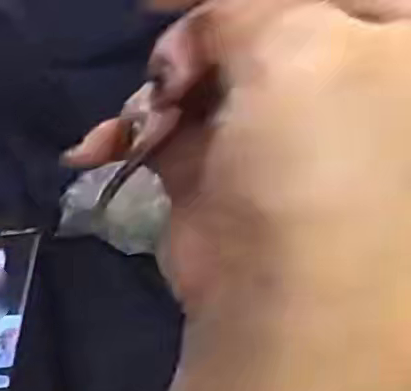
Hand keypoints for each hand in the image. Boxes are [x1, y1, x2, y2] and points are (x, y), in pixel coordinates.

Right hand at [65, 1, 410, 313]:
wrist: (278, 274)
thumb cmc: (316, 154)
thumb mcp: (293, 54)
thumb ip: (245, 11)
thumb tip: (195, 18)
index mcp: (393, 19)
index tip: (153, 1)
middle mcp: (340, 57)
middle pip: (246, 22)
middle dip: (187, 46)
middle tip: (165, 79)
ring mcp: (271, 113)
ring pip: (193, 76)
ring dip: (146, 98)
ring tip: (131, 130)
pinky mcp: (214, 158)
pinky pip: (161, 126)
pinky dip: (125, 135)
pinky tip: (97, 151)